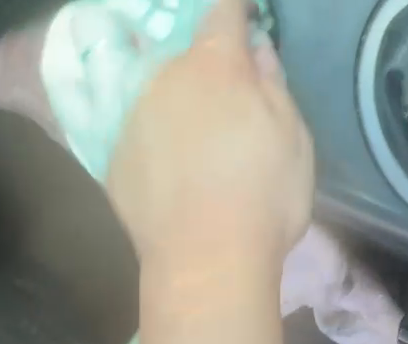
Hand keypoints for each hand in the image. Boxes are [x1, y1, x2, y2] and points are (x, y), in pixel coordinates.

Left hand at [108, 0, 313, 277]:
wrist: (207, 255)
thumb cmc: (265, 197)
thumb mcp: (294, 143)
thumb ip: (276, 91)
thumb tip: (259, 55)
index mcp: (218, 67)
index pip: (223, 12)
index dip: (236, 7)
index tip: (245, 12)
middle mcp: (165, 74)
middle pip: (183, 51)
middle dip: (204, 61)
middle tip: (227, 94)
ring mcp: (132, 109)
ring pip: (155, 87)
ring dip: (175, 98)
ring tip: (199, 138)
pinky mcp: (112, 149)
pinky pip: (136, 128)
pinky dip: (155, 137)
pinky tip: (175, 169)